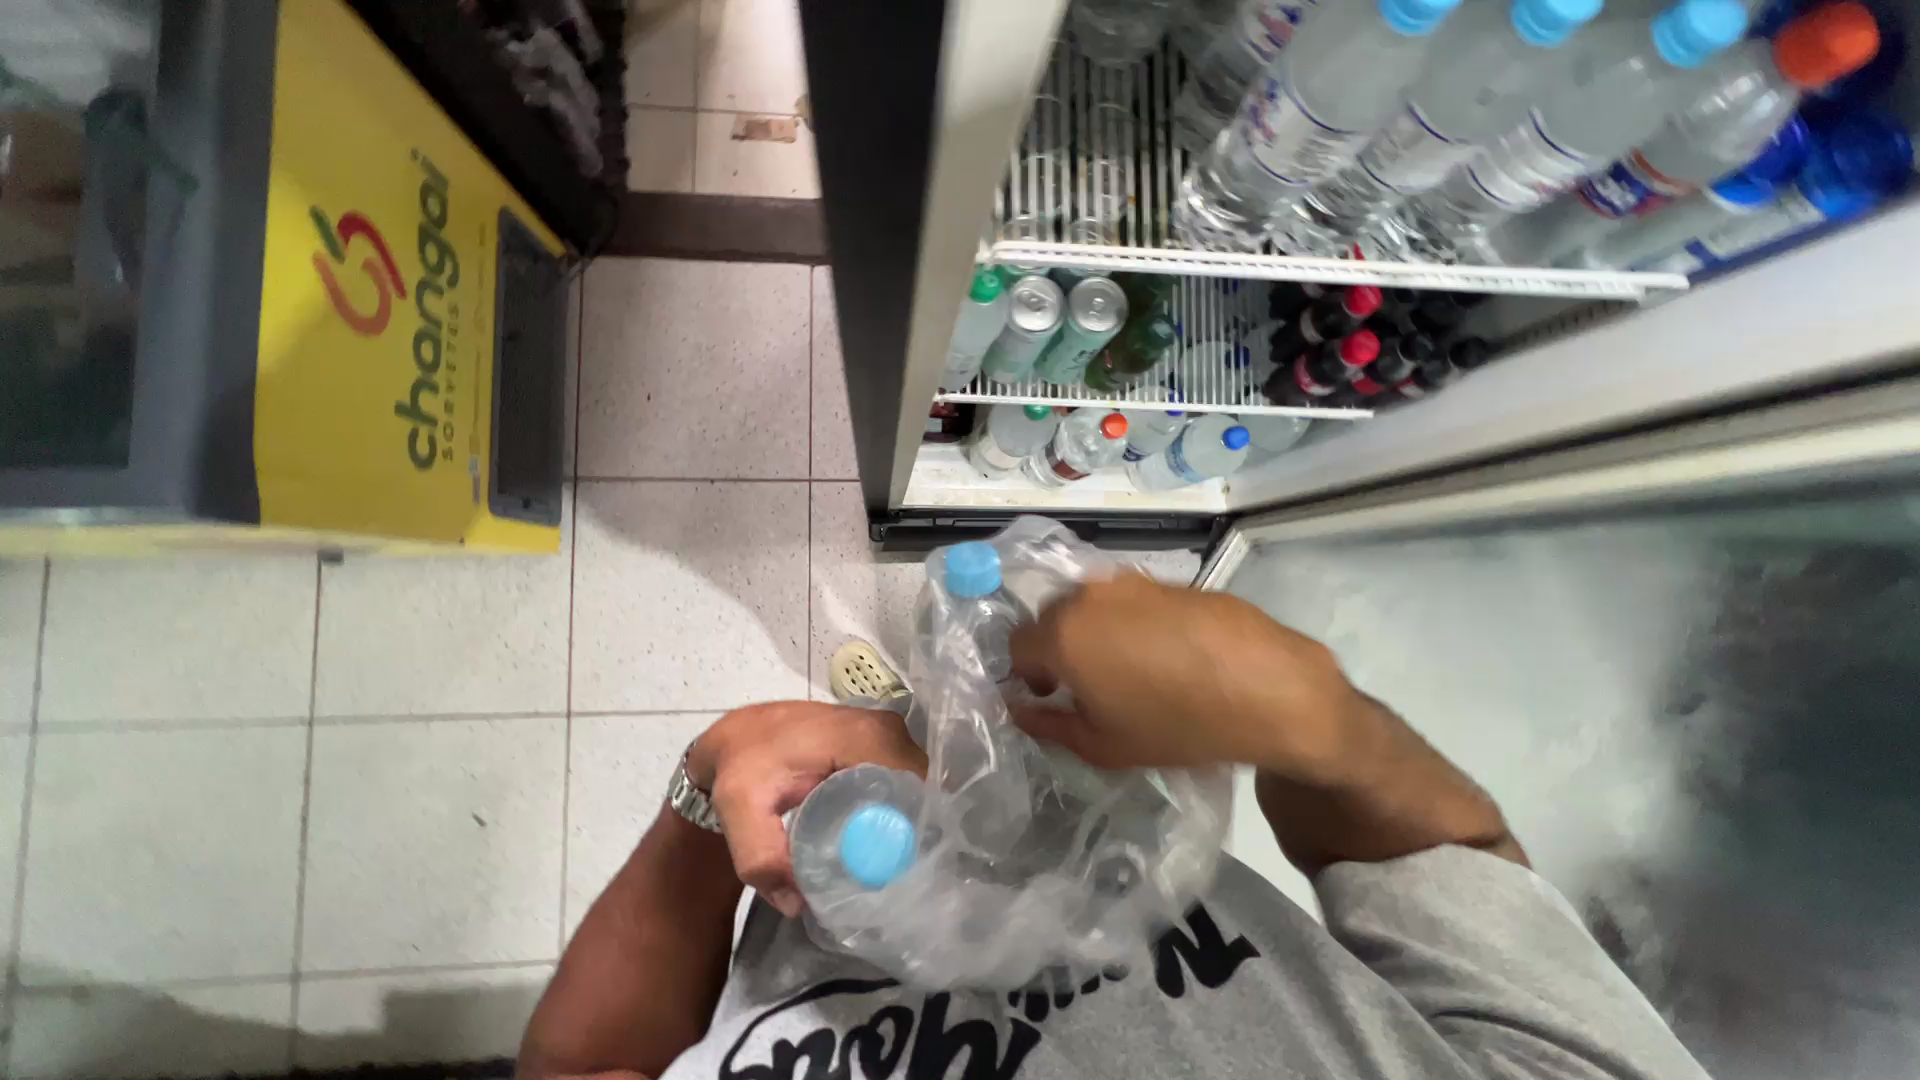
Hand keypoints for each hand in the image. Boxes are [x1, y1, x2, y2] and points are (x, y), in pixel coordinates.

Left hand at [686, 701, 925, 917]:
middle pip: (918, 790)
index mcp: (866, 738)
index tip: (891, 871)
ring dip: (903, 822)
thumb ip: (761, 855)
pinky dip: (895, 807)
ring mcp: (889, 732)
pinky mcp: (883, 740)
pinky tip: (875, 836)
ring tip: (882, 860)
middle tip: (886, 873)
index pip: (914, 790)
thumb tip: (798, 904)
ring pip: (914, 786)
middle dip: (908, 833)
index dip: (908, 833)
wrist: (740, 730)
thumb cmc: (742, 761)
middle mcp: (888, 729)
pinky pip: (902, 779)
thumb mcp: (740, 808)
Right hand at [1007, 572, 1368, 781]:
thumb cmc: (1178, 724)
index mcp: (1063, 633)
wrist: (1270, 687)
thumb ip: (1048, 726)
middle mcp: (1089, 595)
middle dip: (1059, 650)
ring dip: (1095, 634)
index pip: (1017, 645)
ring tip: (1132, 669)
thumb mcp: (1104, 745)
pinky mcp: (1168, 579)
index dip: (1028, 676)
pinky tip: (1166, 654)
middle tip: (1090, 686)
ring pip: (1092, 606)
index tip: (1053, 698)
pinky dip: (1132, 623)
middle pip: (1052, 619)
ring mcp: (1131, 581)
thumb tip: (1021, 709)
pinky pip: (1130, 601)